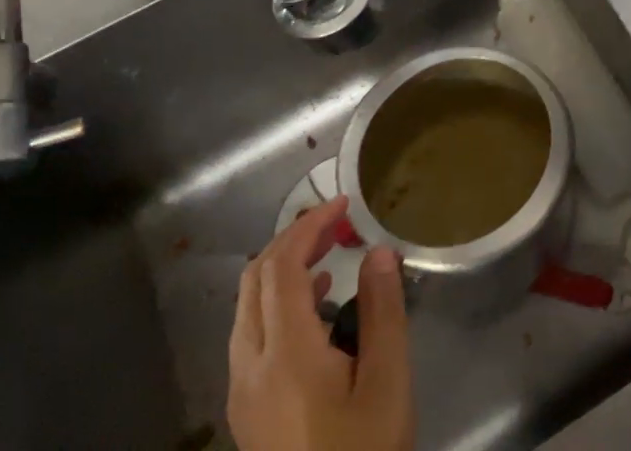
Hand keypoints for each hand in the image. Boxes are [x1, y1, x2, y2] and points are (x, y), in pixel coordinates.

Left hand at [228, 195, 413, 450]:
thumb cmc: (364, 447)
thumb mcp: (388, 381)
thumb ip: (383, 311)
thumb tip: (378, 251)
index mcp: (285, 352)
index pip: (282, 266)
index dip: (309, 225)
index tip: (344, 204)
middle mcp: (249, 363)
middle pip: (255, 280)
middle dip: (292, 241)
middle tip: (337, 225)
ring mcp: (241, 388)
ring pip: (248, 307)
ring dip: (283, 272)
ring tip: (332, 259)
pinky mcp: (246, 407)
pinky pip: (251, 334)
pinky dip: (278, 304)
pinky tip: (317, 314)